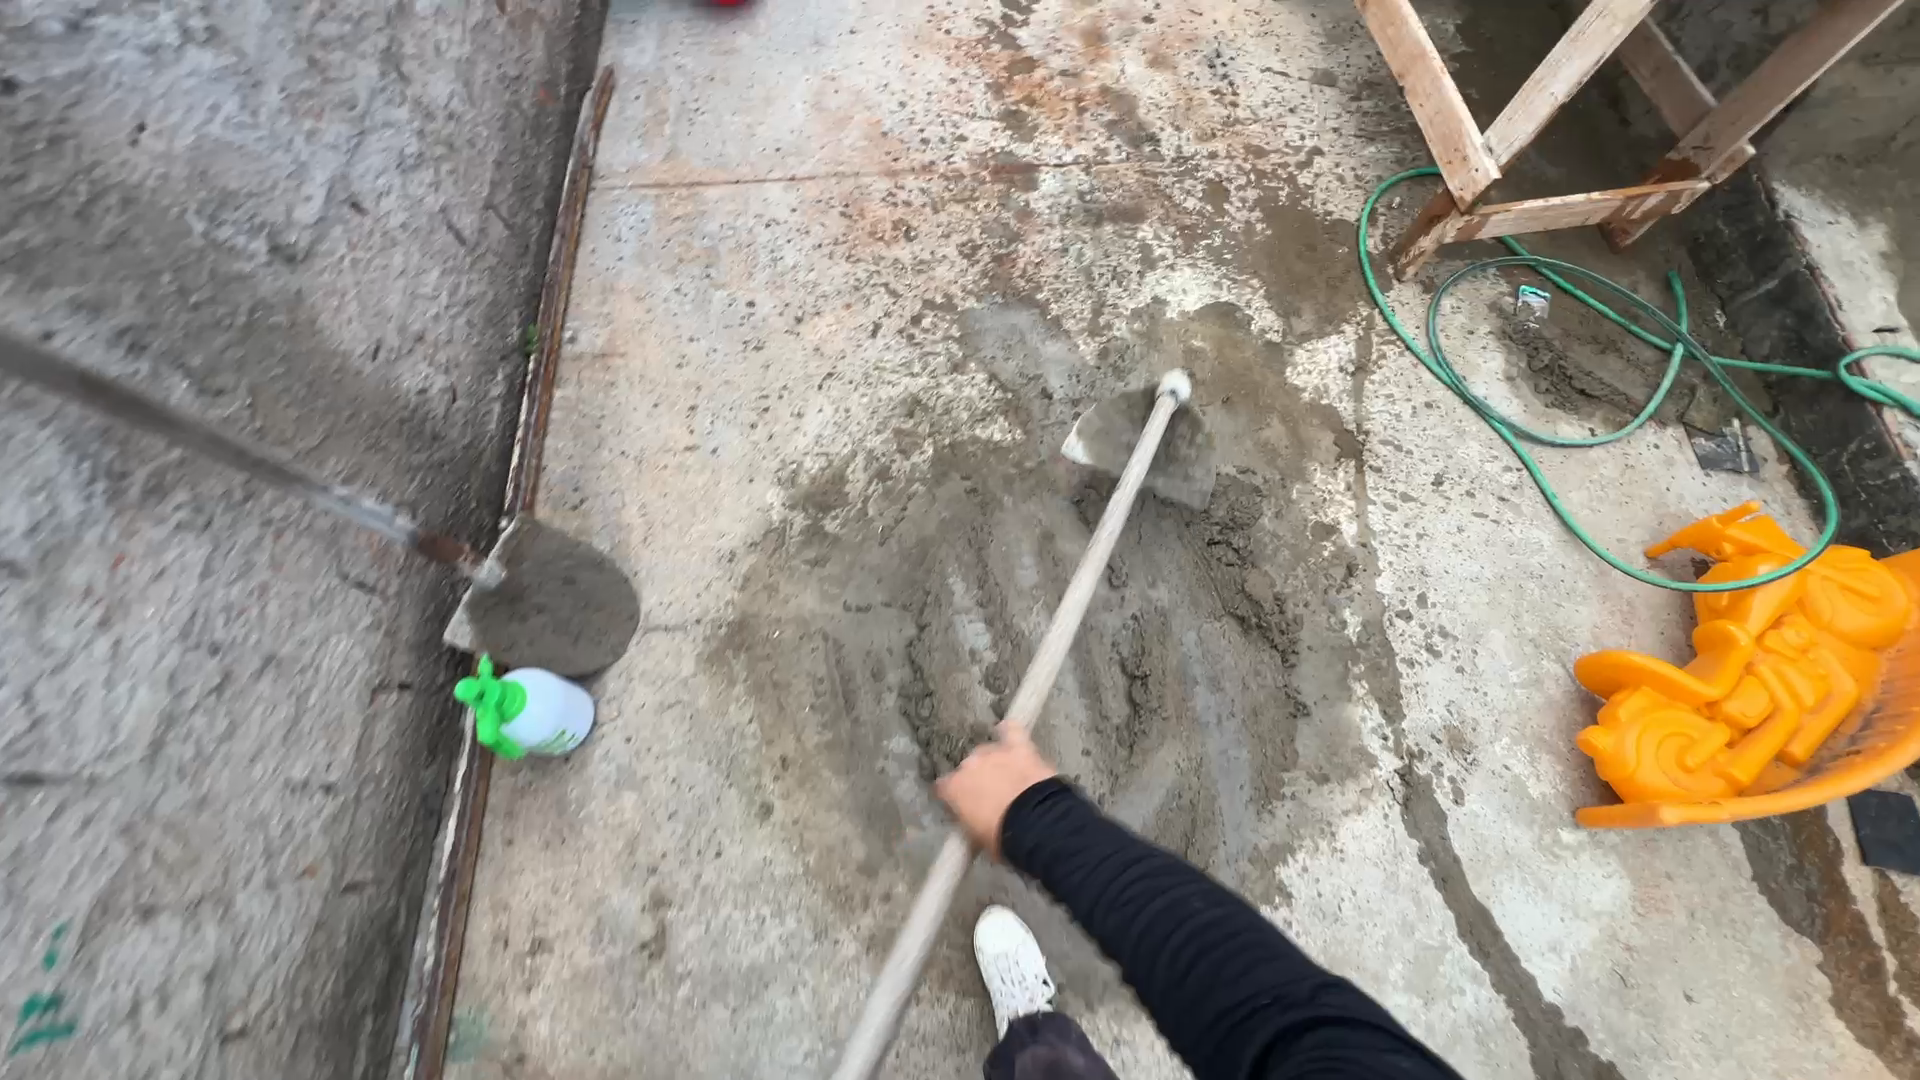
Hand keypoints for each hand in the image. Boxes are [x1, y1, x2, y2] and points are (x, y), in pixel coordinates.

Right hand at [935, 723, 1057, 859]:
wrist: (1036, 825)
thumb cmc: (1003, 839)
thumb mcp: (977, 836)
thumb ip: (970, 819)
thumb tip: (973, 817)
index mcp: (954, 789)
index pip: (944, 787)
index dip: (954, 795)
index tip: (963, 805)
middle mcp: (969, 765)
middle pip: (968, 767)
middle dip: (977, 778)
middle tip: (991, 795)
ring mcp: (994, 753)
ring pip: (988, 751)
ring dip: (994, 761)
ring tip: (1006, 774)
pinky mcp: (1019, 747)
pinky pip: (1011, 731)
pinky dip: (1009, 730)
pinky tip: (1008, 730)